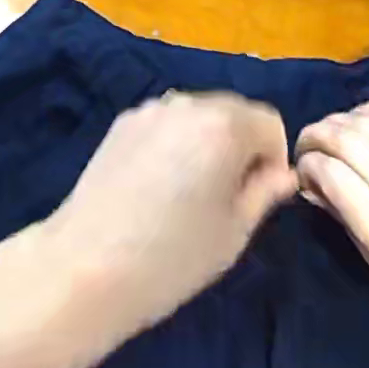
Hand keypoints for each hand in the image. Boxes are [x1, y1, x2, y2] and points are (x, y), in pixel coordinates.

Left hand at [42, 91, 297, 331]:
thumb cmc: (173, 255)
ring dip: (207, 140)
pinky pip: (166, 121)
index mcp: (223, 124)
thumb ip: (265, 192)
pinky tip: (157, 182)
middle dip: (241, 145)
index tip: (257, 195)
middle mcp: (188, 103)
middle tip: (226, 195)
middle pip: (234, 111)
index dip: (272, 158)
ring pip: (198, 114)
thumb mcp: (234, 232)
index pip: (269, 122)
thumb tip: (281, 173)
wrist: (86, 264)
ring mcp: (151, 108)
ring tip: (189, 189)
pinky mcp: (123, 120)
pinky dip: (175, 140)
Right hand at [294, 99, 368, 367]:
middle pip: (345, 139)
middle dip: (313, 138)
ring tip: (327, 139)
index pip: (331, 173)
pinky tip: (365, 119)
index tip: (300, 180)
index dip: (306, 168)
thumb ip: (348, 225)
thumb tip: (316, 188)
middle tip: (303, 155)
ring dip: (337, 122)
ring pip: (368, 123)